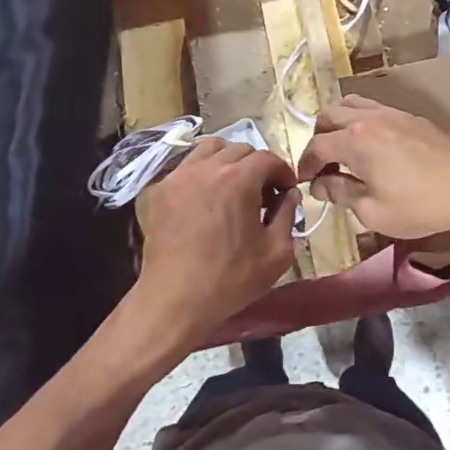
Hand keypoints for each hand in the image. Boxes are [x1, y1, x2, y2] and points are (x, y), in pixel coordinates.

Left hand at [132, 139, 299, 342]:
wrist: (174, 299)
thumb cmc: (230, 279)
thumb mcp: (276, 253)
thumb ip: (287, 215)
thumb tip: (290, 195)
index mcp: (238, 180)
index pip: (267, 158)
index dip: (282, 172)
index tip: (287, 191)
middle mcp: (206, 168)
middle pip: (239, 149)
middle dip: (257, 166)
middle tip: (263, 194)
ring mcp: (179, 176)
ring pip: (209, 149)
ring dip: (228, 161)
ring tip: (233, 188)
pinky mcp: (160, 190)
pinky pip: (186, 167)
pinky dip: (202, 172)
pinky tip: (206, 198)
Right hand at [295, 97, 449, 239]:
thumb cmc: (421, 206)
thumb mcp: (372, 211)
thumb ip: (341, 193)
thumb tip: (321, 184)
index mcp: (356, 139)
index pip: (317, 146)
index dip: (305, 164)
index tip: (304, 181)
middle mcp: (370, 118)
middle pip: (330, 116)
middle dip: (318, 139)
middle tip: (322, 165)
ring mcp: (394, 113)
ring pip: (352, 105)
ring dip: (339, 124)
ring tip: (343, 151)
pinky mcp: (413, 118)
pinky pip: (374, 109)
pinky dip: (360, 122)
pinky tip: (371, 147)